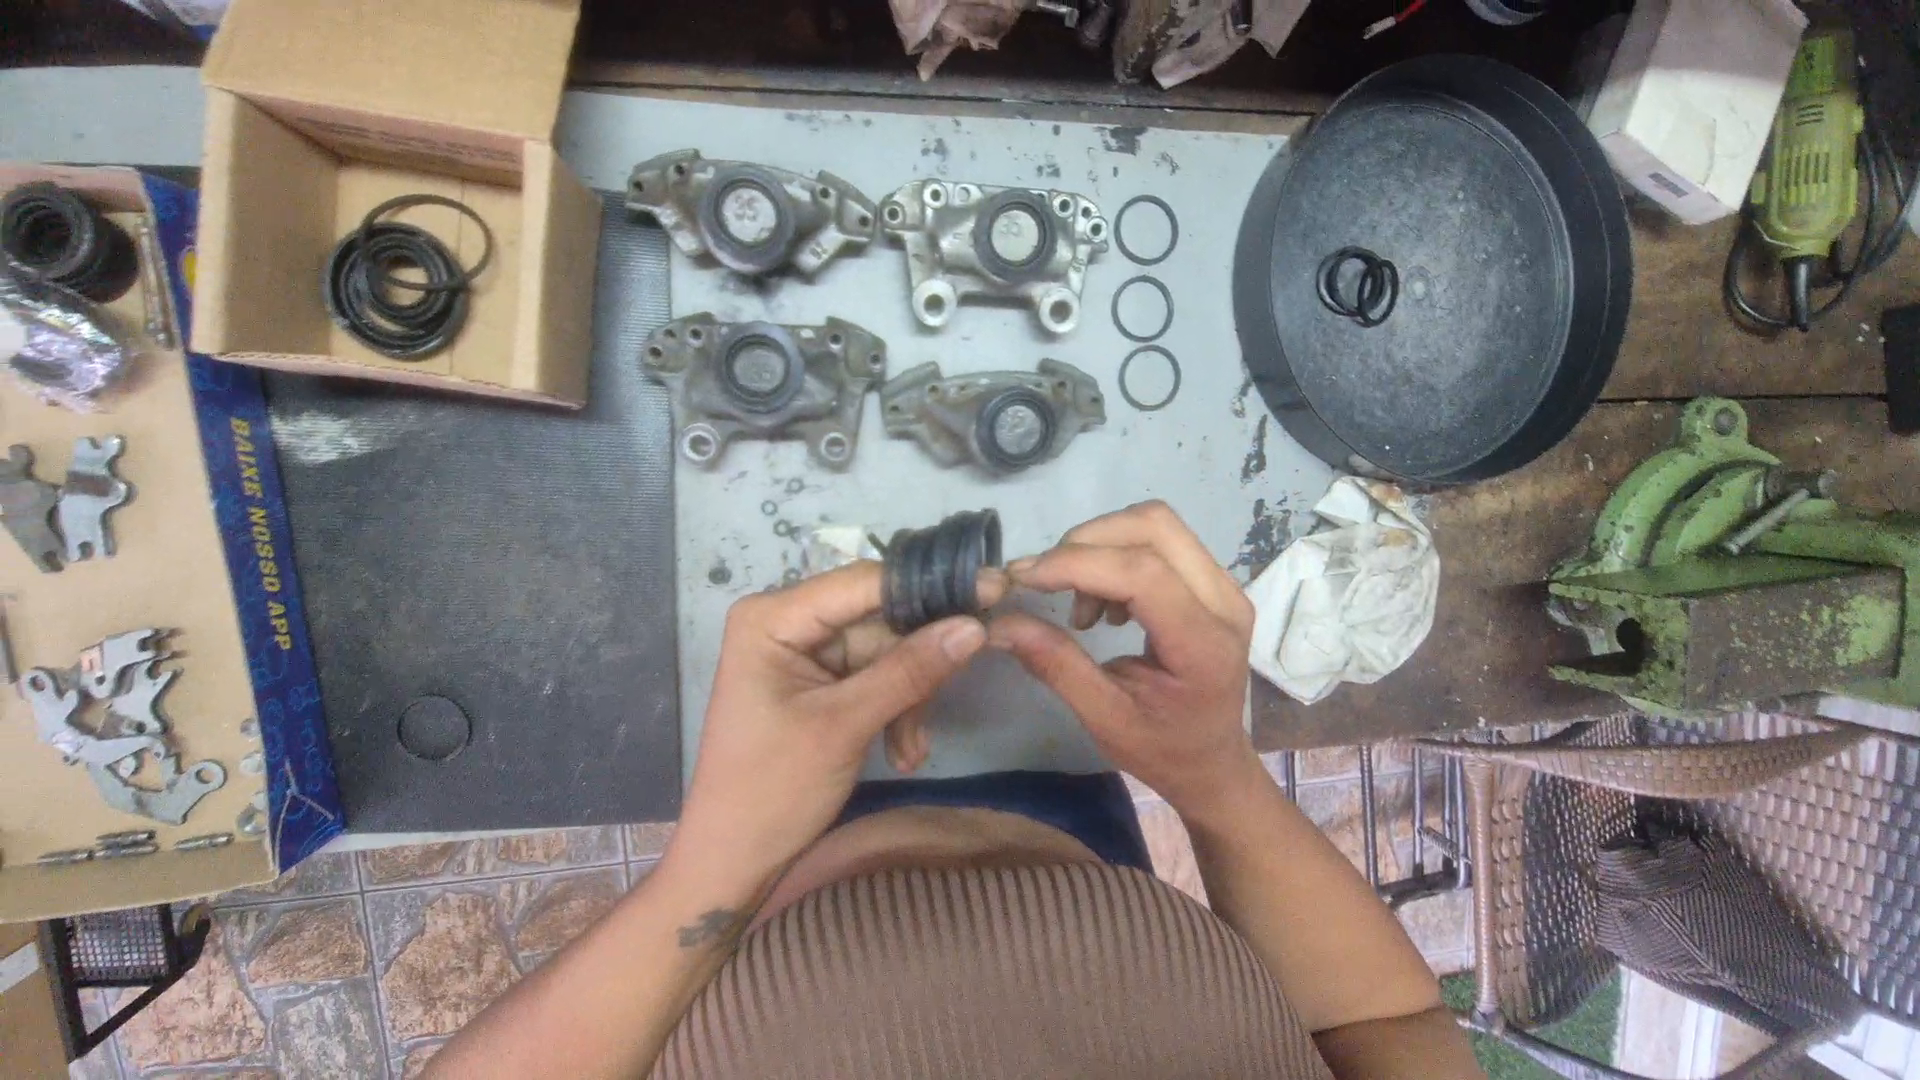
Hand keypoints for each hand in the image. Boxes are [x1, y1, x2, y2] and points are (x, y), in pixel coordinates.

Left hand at [674, 561, 988, 888]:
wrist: (734, 861)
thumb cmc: (772, 789)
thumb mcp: (844, 726)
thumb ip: (910, 671)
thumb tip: (974, 627)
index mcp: (773, 616)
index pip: (863, 582)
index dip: (928, 587)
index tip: (992, 590)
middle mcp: (788, 622)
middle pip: (879, 619)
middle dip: (915, 666)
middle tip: (949, 695)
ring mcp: (806, 653)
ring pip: (886, 653)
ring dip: (909, 700)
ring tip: (910, 751)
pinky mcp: (820, 682)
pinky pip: (876, 678)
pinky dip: (896, 712)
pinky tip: (902, 754)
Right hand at [989, 501, 1263, 820]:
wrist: (1211, 762)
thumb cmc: (1161, 749)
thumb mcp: (1102, 718)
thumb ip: (1055, 664)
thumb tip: (999, 622)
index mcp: (1203, 645)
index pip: (1142, 574)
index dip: (1076, 564)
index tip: (1023, 578)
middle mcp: (1224, 601)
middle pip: (1152, 527)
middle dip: (1086, 542)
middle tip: (1048, 584)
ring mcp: (1223, 585)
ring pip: (1155, 523)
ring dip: (1100, 545)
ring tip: (1081, 603)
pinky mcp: (1212, 580)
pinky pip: (1160, 539)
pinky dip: (1116, 552)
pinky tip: (1104, 603)